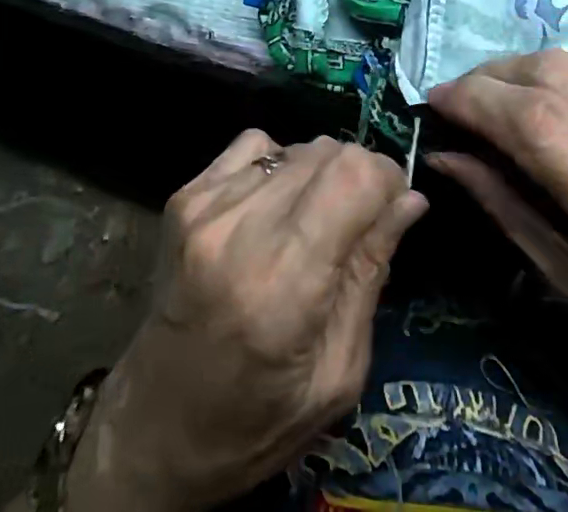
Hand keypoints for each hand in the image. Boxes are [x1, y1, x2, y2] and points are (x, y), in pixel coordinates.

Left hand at [65, 132, 427, 511]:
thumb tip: (410, 199)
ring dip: (317, 176)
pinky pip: (253, 145)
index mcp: (284, 281)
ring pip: (294, 147)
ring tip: (309, 226)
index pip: (354, 175)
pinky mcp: (182, 197)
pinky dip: (277, 167)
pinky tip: (272, 209)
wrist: (157, 422)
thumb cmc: (257, 419)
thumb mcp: (338, 371)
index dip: (387, 182)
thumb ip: (371, 273)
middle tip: (354, 227)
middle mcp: (240, 228)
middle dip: (357, 179)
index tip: (391, 213)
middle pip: (327, 152)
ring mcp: (204, 205)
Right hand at [427, 51, 567, 511]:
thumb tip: (441, 150)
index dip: (477, 100)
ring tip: (493, 102)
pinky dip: (560, 83)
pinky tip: (547, 109)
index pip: (542, 125)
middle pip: (558, 76)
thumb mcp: (564, 278)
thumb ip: (500, 202)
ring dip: (520, 74)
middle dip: (491, 77)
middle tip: (457, 98)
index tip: (433, 100)